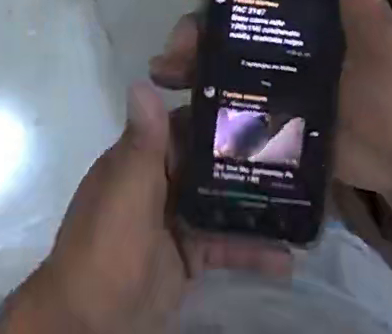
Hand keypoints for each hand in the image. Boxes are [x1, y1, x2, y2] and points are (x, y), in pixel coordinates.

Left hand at [0, 83, 288, 333]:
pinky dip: (253, 250)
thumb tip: (142, 81)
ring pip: (222, 200)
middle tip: (296, 141)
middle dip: (246, 153)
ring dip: (256, 199)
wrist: (88, 325)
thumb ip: (144, 140)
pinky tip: (288, 256)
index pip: (185, 123)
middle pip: (209, 160)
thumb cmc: (107, 246)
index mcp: (143, 159)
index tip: (260, 97)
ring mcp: (176, 221)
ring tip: (302, 191)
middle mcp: (161, 182)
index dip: (218, 109)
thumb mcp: (127, 189)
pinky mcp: (189, 257)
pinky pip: (225, 245)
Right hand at [150, 0, 391, 196]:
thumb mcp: (385, 50)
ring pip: (226, 62)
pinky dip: (205, 106)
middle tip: (177, 47)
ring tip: (166, 74)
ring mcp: (278, 80)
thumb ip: (367, 12)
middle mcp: (290, 40)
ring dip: (192, 63)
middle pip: (235, 23)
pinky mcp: (272, 118)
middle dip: (199, 27)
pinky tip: (178, 114)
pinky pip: (232, 107)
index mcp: (315, 14)